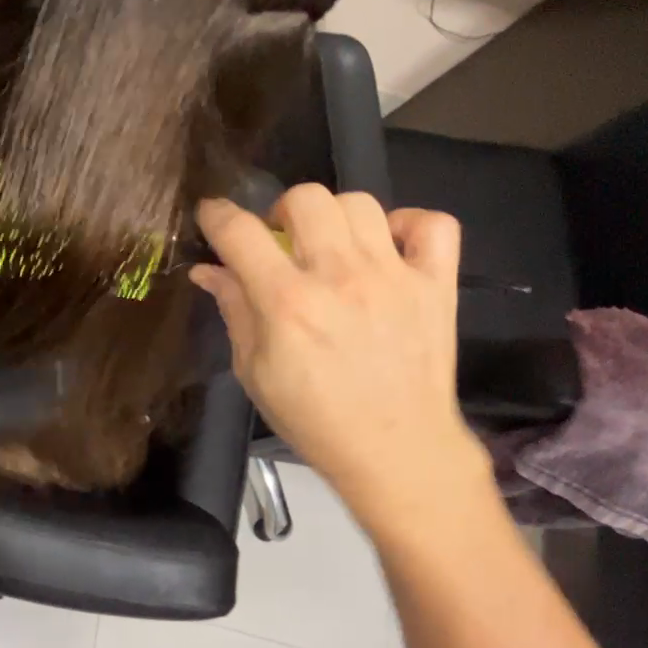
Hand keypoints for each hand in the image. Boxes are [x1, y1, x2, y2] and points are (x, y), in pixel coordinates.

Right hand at [189, 185, 485, 508]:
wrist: (395, 448)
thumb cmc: (311, 416)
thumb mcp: (253, 369)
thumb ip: (234, 310)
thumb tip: (210, 271)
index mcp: (286, 303)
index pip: (241, 232)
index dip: (217, 215)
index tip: (211, 215)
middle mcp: (340, 277)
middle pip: (306, 199)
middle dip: (279, 212)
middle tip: (278, 242)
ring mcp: (394, 276)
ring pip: (360, 203)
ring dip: (332, 216)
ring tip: (327, 246)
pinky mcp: (438, 284)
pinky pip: (432, 224)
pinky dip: (405, 224)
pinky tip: (385, 248)